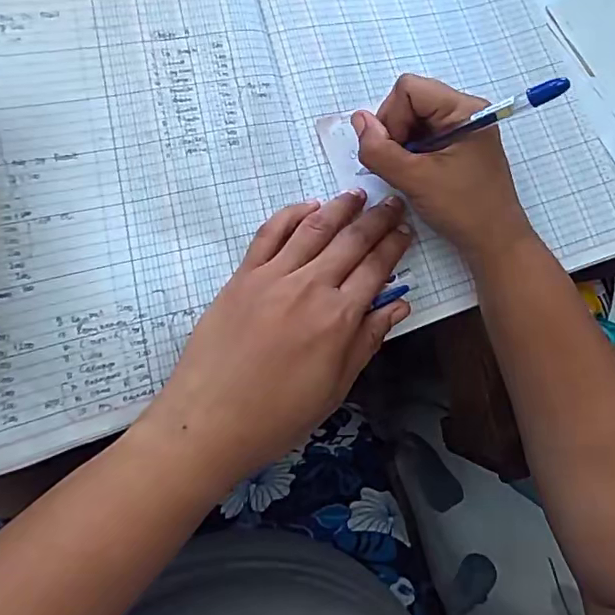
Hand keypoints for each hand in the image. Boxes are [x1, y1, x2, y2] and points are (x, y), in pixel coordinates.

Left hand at [135, 191, 412, 490]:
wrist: (209, 420)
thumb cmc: (278, 416)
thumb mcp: (335, 388)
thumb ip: (367, 341)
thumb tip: (398, 304)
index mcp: (338, 319)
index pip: (375, 269)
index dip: (393, 246)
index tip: (405, 230)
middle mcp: (310, 288)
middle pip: (351, 241)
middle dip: (376, 218)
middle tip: (392, 201)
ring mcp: (273, 277)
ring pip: (314, 229)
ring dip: (339, 208)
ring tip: (355, 195)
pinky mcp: (243, 275)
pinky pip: (270, 234)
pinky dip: (291, 215)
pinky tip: (307, 207)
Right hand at [353, 74, 533, 254]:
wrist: (495, 242)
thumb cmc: (464, 209)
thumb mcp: (414, 179)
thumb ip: (380, 149)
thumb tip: (359, 120)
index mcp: (463, 109)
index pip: (408, 88)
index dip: (391, 116)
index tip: (394, 151)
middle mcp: (464, 110)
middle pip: (409, 99)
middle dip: (394, 129)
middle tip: (399, 163)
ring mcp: (461, 126)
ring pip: (412, 116)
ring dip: (400, 141)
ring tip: (408, 170)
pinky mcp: (457, 142)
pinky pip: (421, 132)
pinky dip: (409, 149)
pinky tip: (415, 172)